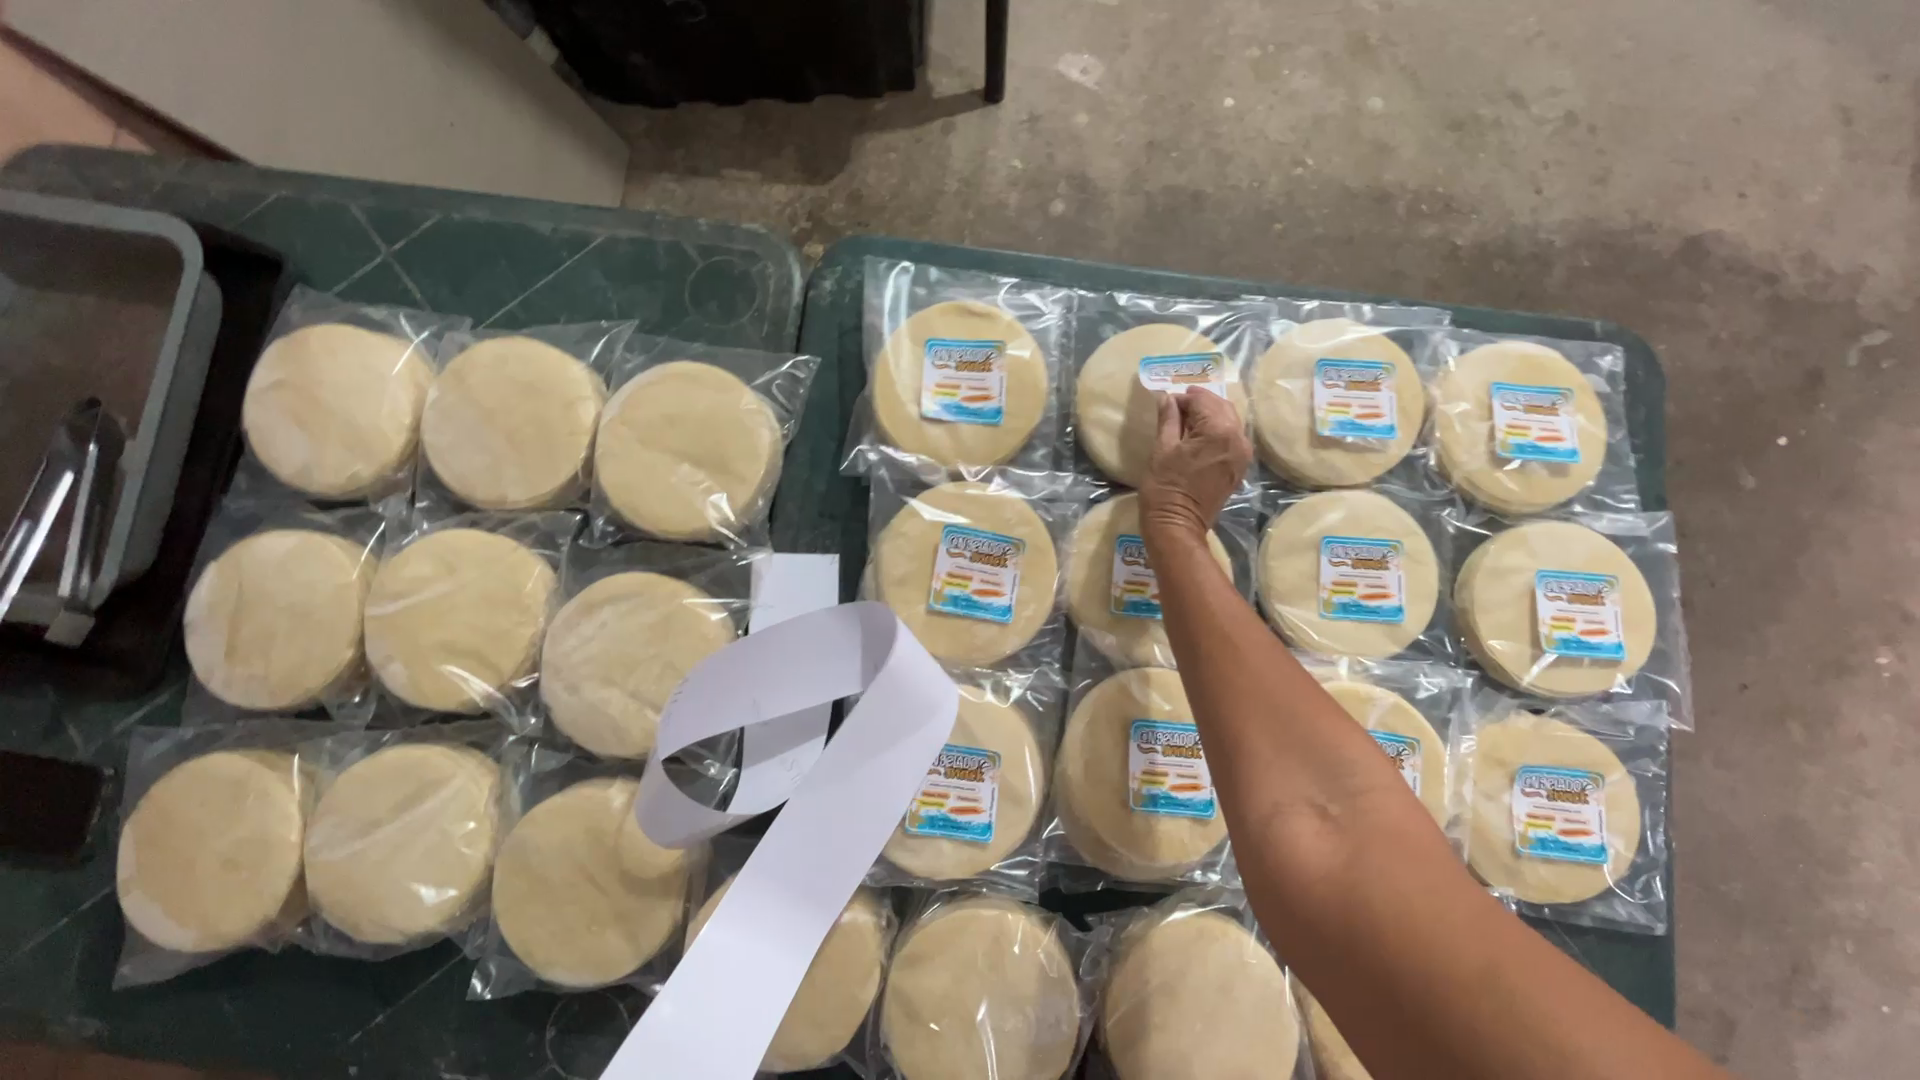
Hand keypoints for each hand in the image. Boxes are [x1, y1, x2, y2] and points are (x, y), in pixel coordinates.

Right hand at [1139, 390, 1252, 544]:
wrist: (1177, 525)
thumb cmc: (1164, 487)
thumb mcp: (1162, 448)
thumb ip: (1168, 418)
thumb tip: (1167, 398)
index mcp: (1219, 431)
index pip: (1202, 401)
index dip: (1183, 398)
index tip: (1166, 401)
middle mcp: (1238, 439)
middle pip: (1221, 407)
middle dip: (1199, 404)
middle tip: (1176, 407)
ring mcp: (1242, 454)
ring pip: (1229, 421)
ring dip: (1209, 416)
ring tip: (1185, 422)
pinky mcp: (1239, 467)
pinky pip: (1231, 438)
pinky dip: (1217, 431)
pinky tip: (1198, 437)